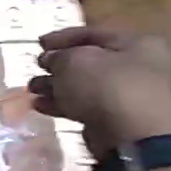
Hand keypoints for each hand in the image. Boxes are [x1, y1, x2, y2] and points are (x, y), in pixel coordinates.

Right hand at [27, 27, 170, 154]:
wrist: (137, 138)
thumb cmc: (108, 87)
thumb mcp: (75, 62)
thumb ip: (58, 56)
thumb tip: (50, 59)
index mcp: (136, 44)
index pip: (94, 33)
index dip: (63, 37)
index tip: (38, 43)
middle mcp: (138, 66)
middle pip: (90, 61)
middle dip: (58, 65)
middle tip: (35, 69)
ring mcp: (130, 95)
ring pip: (86, 86)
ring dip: (56, 87)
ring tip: (32, 91)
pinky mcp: (119, 120)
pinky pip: (87, 107)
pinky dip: (64, 105)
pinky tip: (41, 107)